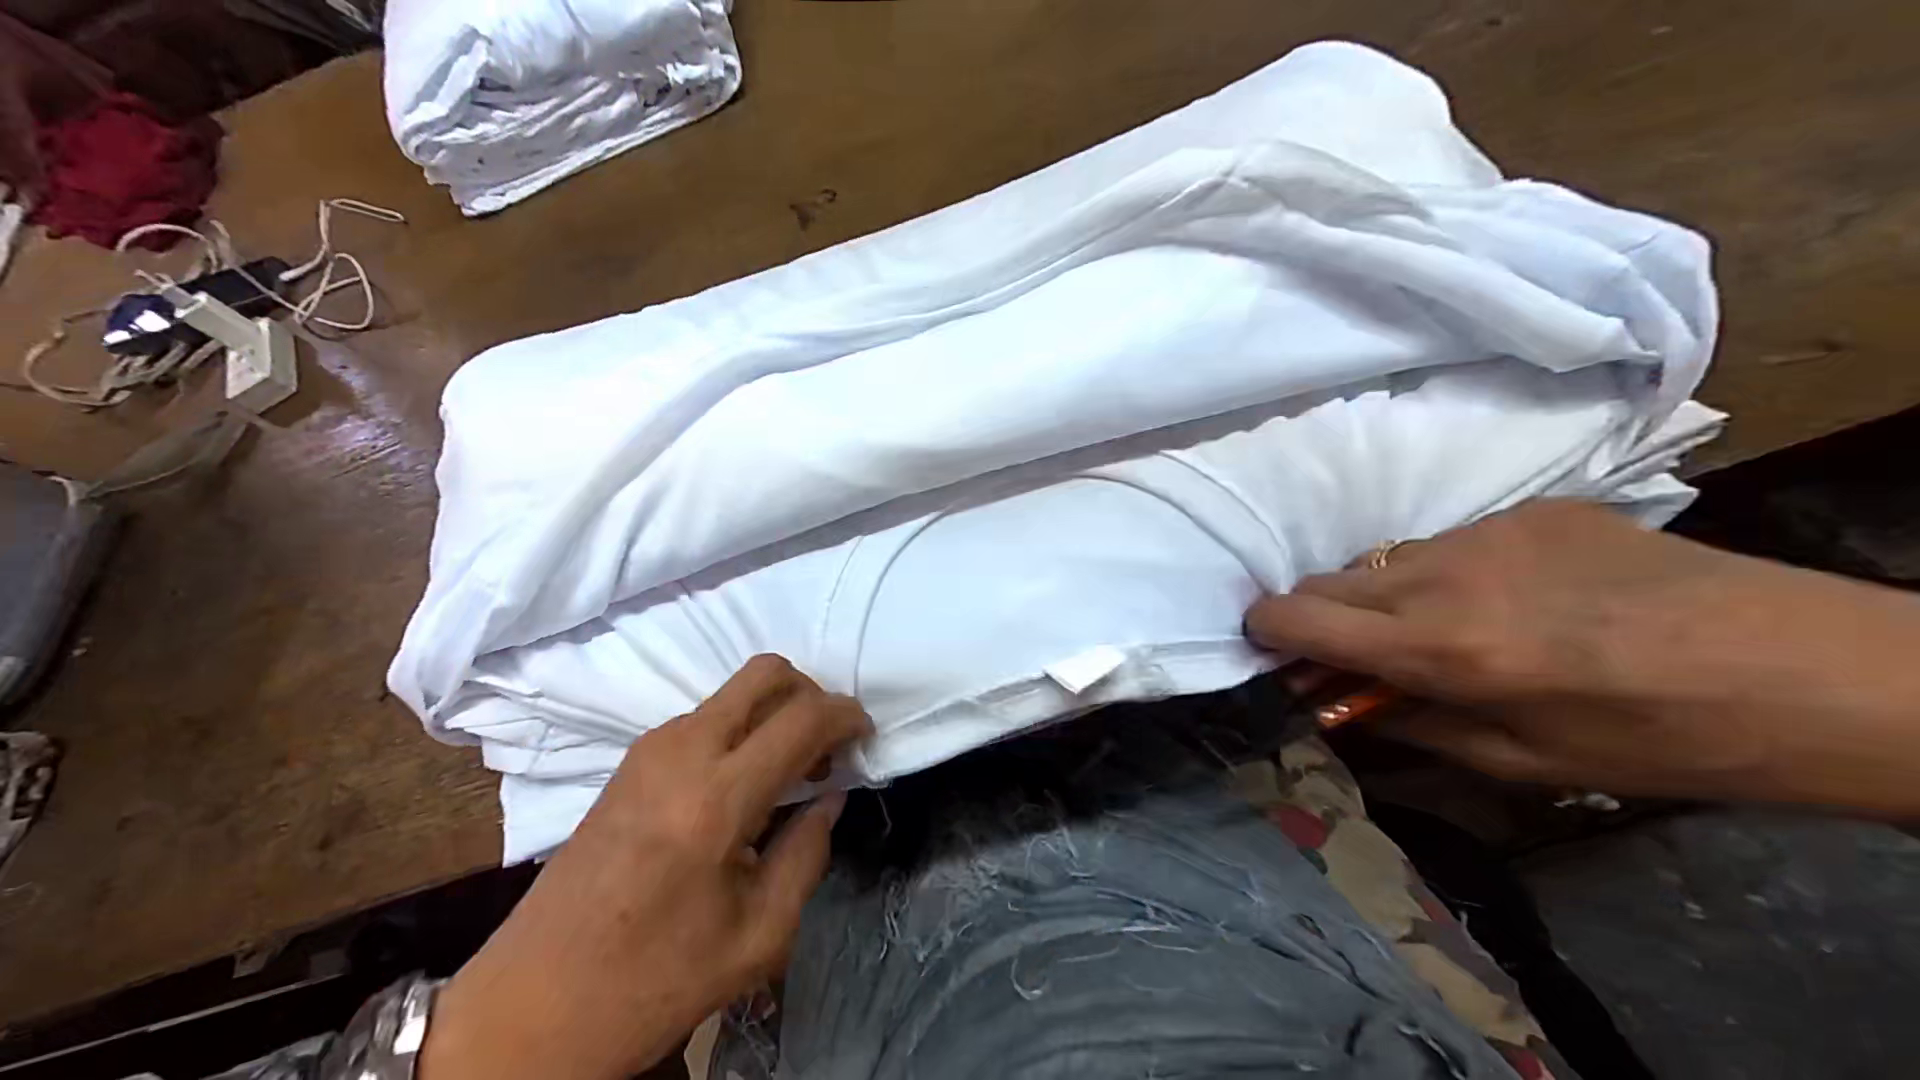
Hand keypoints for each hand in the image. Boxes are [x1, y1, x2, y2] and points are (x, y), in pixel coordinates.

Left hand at [420, 656, 870, 1079]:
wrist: (532, 1002)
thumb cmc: (653, 982)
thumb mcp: (759, 936)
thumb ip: (808, 852)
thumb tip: (832, 794)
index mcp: (716, 801)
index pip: (802, 719)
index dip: (846, 716)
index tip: (865, 736)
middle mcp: (682, 752)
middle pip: (767, 672)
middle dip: (813, 694)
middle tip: (828, 746)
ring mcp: (650, 749)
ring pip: (736, 689)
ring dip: (777, 711)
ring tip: (792, 771)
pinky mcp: (632, 760)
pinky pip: (708, 714)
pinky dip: (745, 726)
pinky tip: (748, 780)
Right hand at [1245, 500, 1919, 813]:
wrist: (1813, 670)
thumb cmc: (1658, 741)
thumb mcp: (1518, 760)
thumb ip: (1406, 721)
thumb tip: (1338, 700)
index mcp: (1439, 647)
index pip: (1297, 618)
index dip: (1265, 633)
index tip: (1270, 650)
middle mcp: (1443, 575)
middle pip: (1325, 582)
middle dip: (1320, 619)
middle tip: (1358, 654)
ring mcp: (1486, 531)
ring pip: (1383, 561)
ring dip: (1386, 596)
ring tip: (1450, 627)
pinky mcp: (1529, 508)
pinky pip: (1447, 542)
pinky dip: (1448, 574)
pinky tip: (1512, 598)